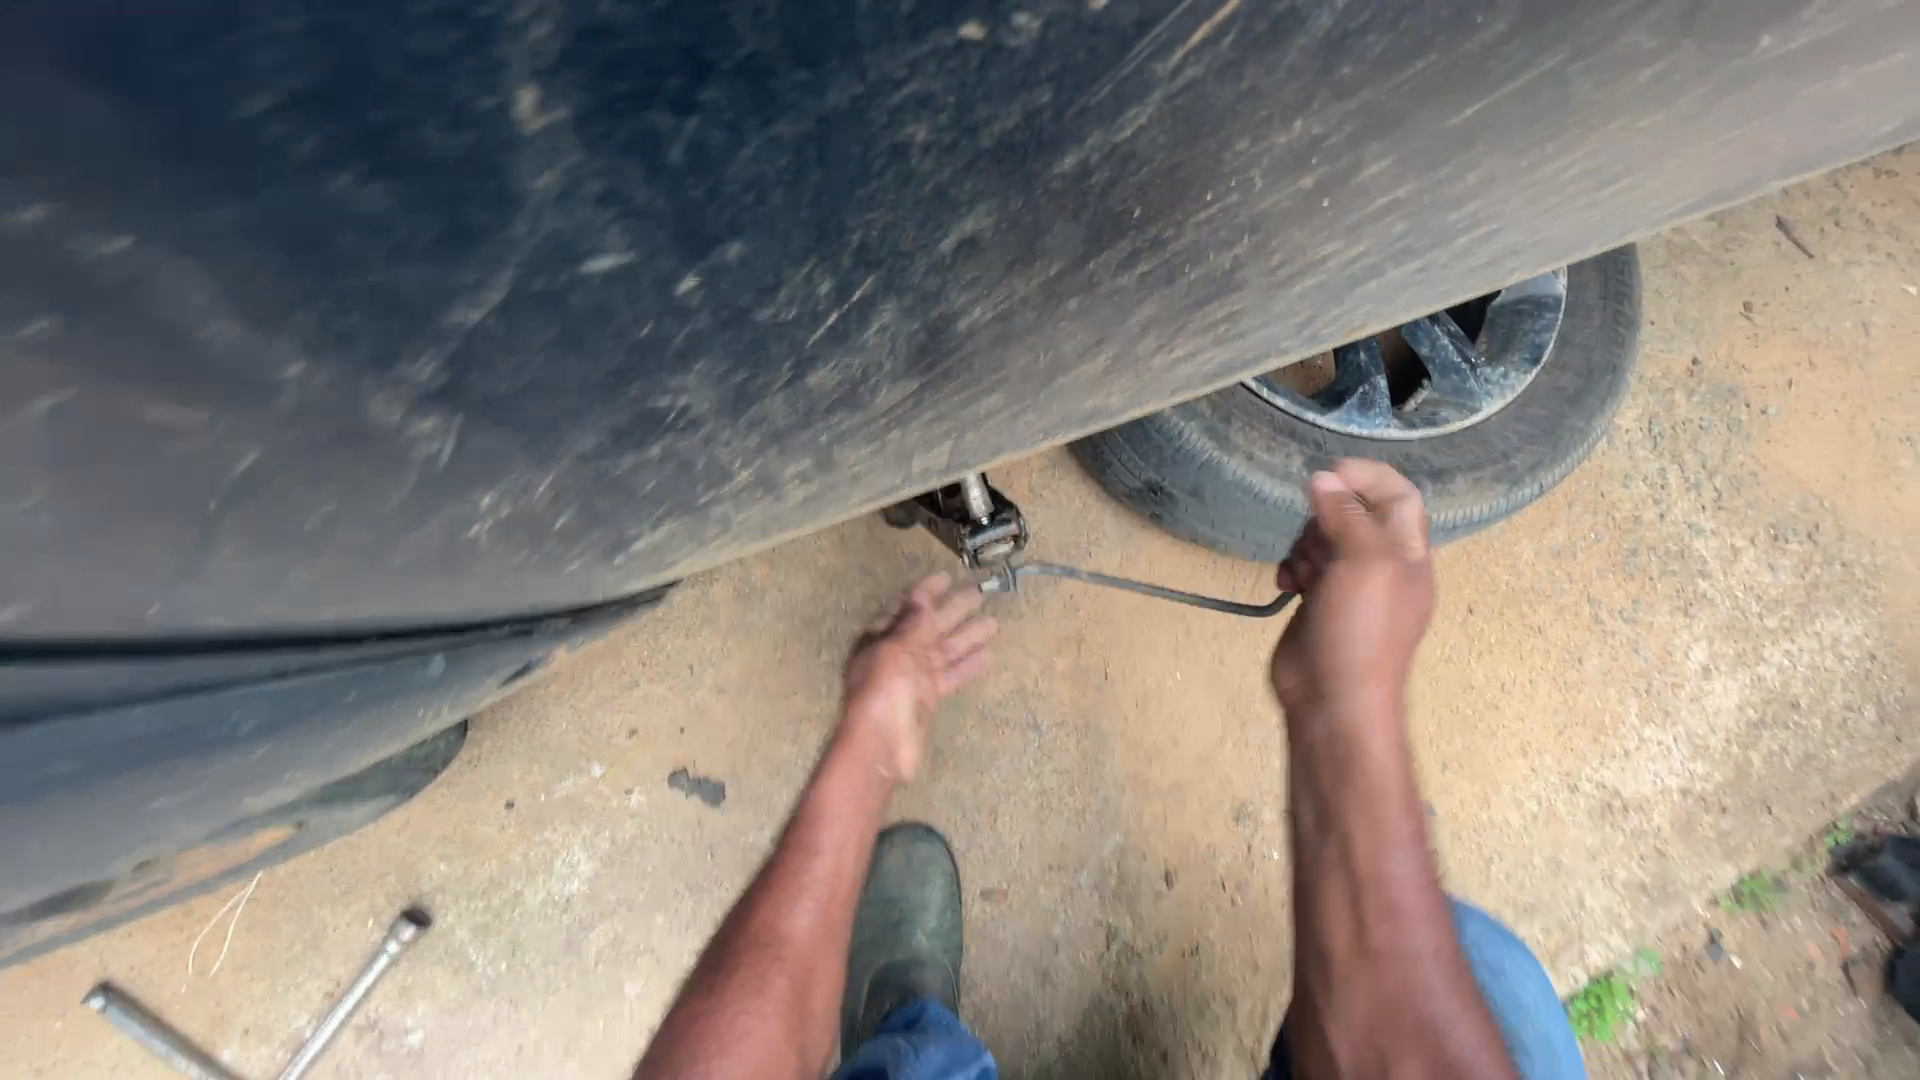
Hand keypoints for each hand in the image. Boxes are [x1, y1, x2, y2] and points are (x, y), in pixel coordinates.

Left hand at [839, 573, 997, 782]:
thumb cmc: (883, 693)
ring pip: (945, 650)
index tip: (947, 577)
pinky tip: (988, 656)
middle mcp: (897, 654)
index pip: (906, 608)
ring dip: (967, 635)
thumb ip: (912, 624)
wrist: (881, 746)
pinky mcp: (928, 698)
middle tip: (980, 593)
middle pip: (930, 626)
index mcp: (881, 638)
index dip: (926, 592)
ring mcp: (913, 677)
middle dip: (953, 609)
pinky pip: (950, 675)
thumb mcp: (895, 651)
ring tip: (994, 622)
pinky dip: (967, 666)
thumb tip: (922, 597)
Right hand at [1271, 460, 1433, 723]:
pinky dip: (1291, 569)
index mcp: (1406, 555)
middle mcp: (1381, 566)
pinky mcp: (1318, 604)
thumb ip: (1347, 515)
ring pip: (1322, 541)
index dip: (1369, 477)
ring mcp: (1347, 587)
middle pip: (1353, 516)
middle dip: (1326, 518)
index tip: (1329, 474)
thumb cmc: (1360, 630)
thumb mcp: (1363, 563)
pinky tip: (1285, 585)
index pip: (1399, 497)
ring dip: (1304, 546)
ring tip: (1301, 571)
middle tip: (1314, 539)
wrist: (1333, 699)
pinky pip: (1303, 569)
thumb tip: (1323, 478)